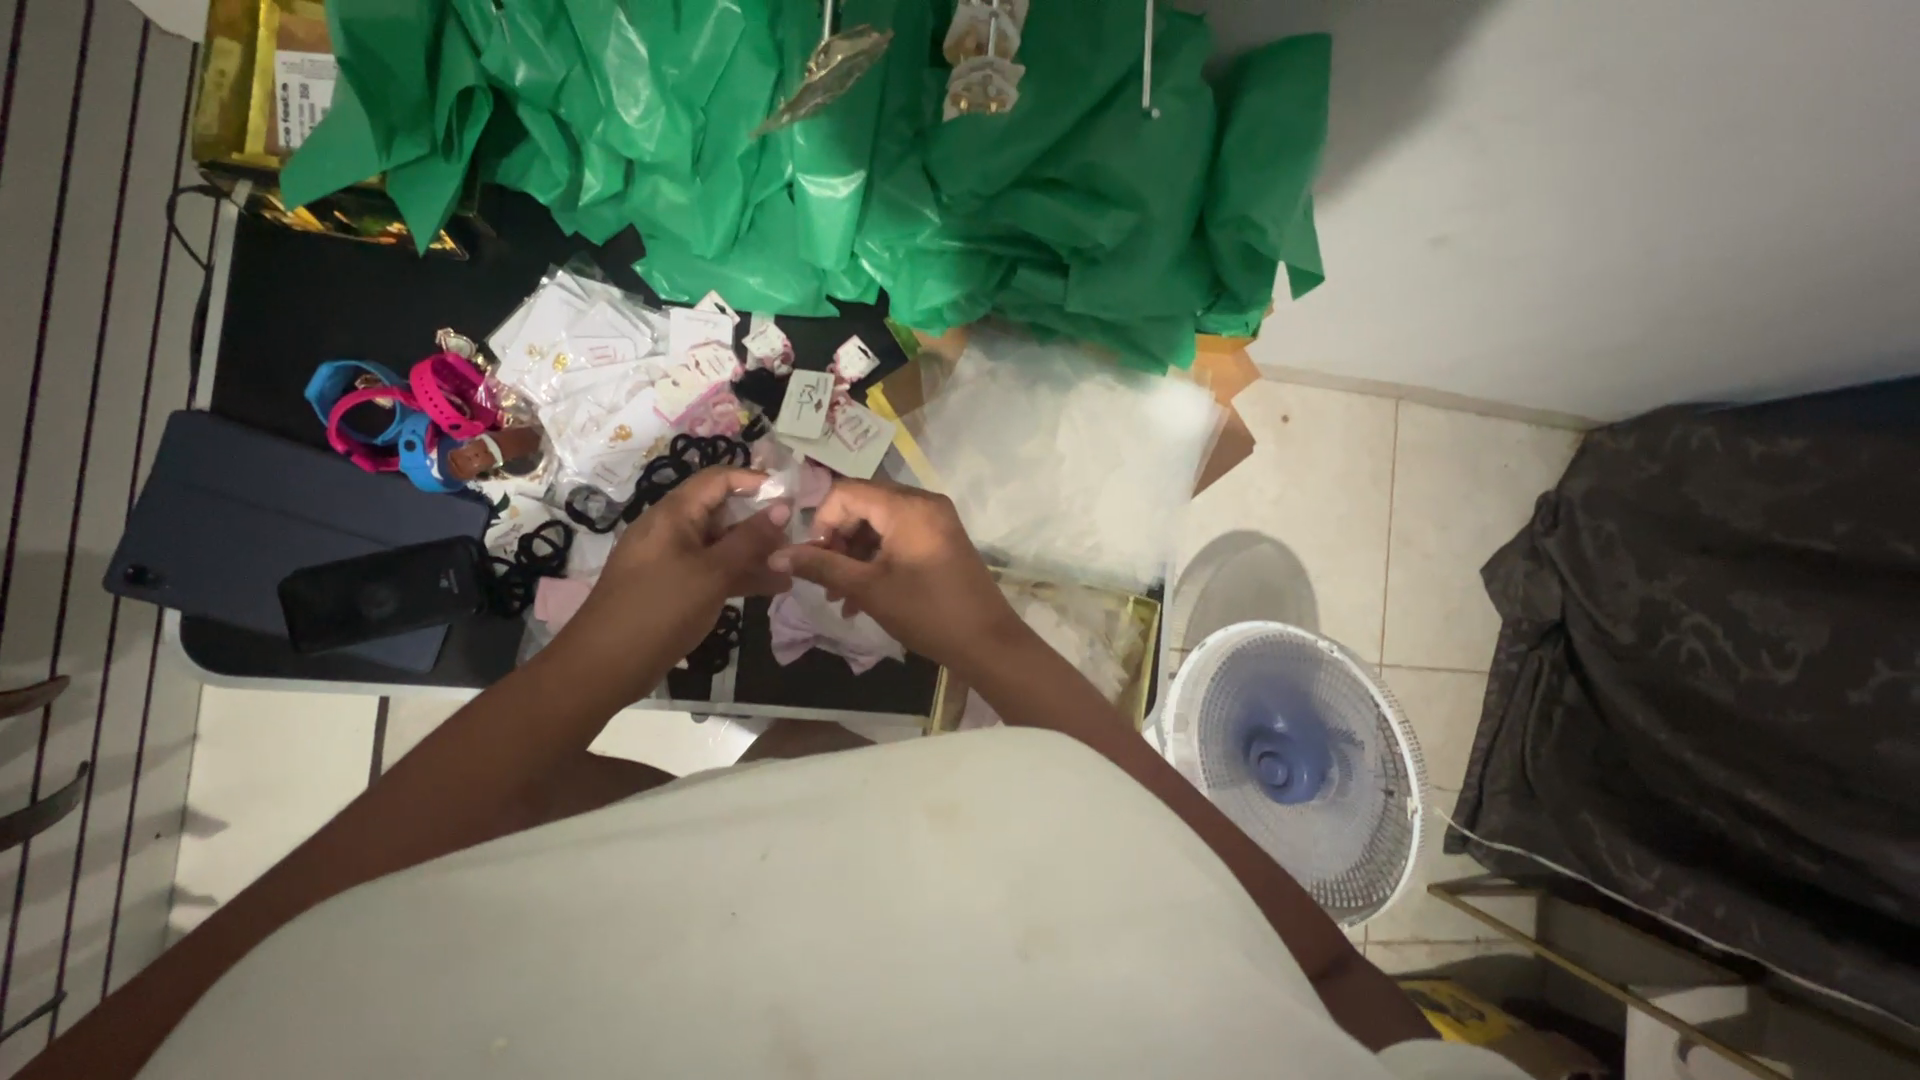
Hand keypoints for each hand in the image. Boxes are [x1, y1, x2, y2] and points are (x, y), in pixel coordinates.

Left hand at [564, 467, 791, 661]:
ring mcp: (672, 560)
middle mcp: (672, 530)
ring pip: (721, 545)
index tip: (792, 497)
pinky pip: (713, 571)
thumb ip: (750, 539)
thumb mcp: (712, 572)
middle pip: (722, 512)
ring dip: (756, 554)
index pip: (719, 479)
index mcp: (673, 514)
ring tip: (793, 566)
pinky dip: (740, 576)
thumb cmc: (660, 609)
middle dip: (761, 522)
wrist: (605, 665)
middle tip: (797, 538)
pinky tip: (774, 588)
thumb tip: (783, 507)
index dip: (755, 481)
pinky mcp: (674, 588)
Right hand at [768, 479, 1023, 668]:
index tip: (812, 559)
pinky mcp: (942, 539)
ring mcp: (936, 520)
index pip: (846, 492)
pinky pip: (899, 536)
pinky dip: (877, 559)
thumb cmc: (927, 613)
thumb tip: (776, 555)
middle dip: (837, 540)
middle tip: (823, 579)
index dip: (821, 522)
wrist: (987, 642)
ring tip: (839, 596)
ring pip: (879, 524)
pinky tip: (861, 596)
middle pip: (863, 505)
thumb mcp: (868, 590)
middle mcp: (923, 502)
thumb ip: (821, 567)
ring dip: (854, 555)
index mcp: (907, 506)